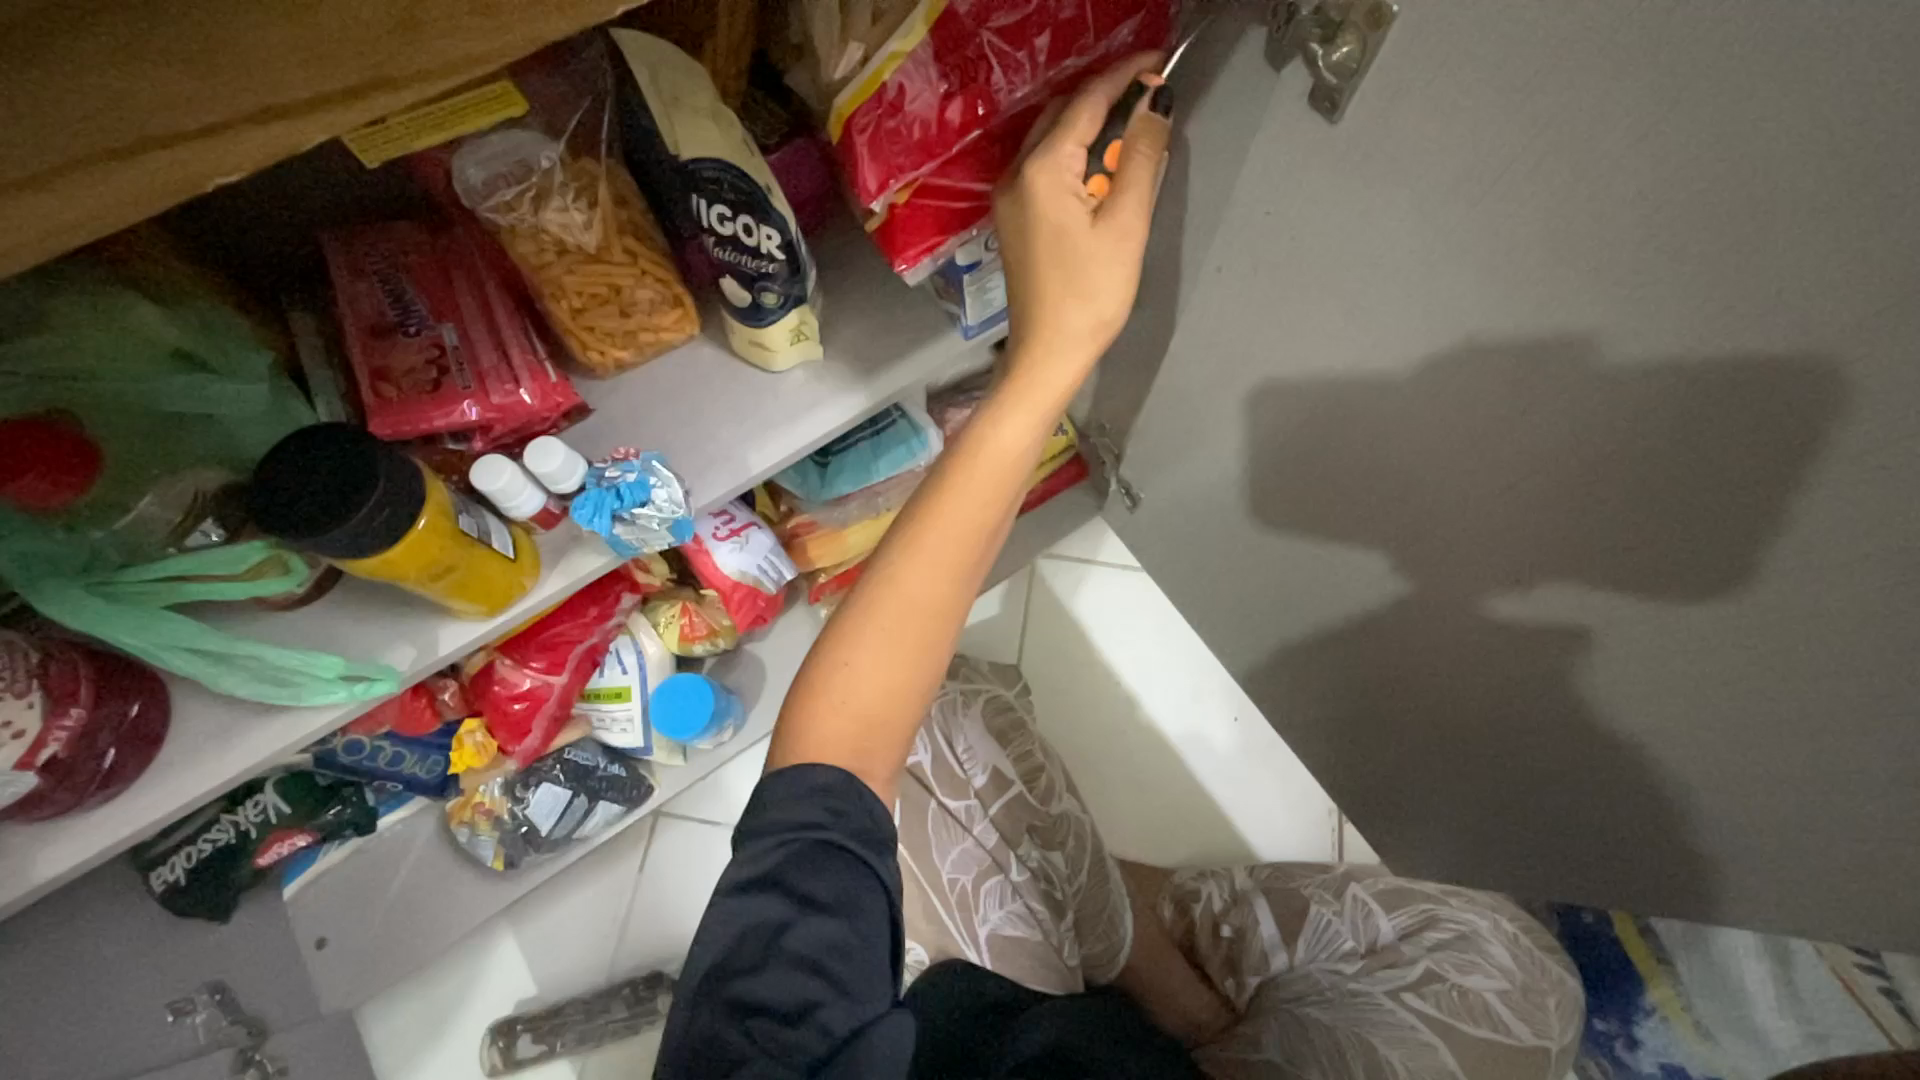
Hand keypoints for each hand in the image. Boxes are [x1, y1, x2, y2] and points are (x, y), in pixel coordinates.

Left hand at [995, 52, 1173, 399]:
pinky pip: (1042, 168)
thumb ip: (1141, 155)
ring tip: (1133, 131)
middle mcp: (1016, 174)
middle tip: (1151, 96)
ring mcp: (1009, 198)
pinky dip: (1072, 155)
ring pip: (1050, 140)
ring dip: (1089, 126)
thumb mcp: (1126, 223)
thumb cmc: (1090, 295)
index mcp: (1042, 169)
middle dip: (1106, 96)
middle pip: (1063, 113)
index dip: (1126, 74)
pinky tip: (1100, 169)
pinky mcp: (1013, 219)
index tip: (1162, 60)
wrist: (1047, 354)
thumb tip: (1156, 100)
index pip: (1087, 101)